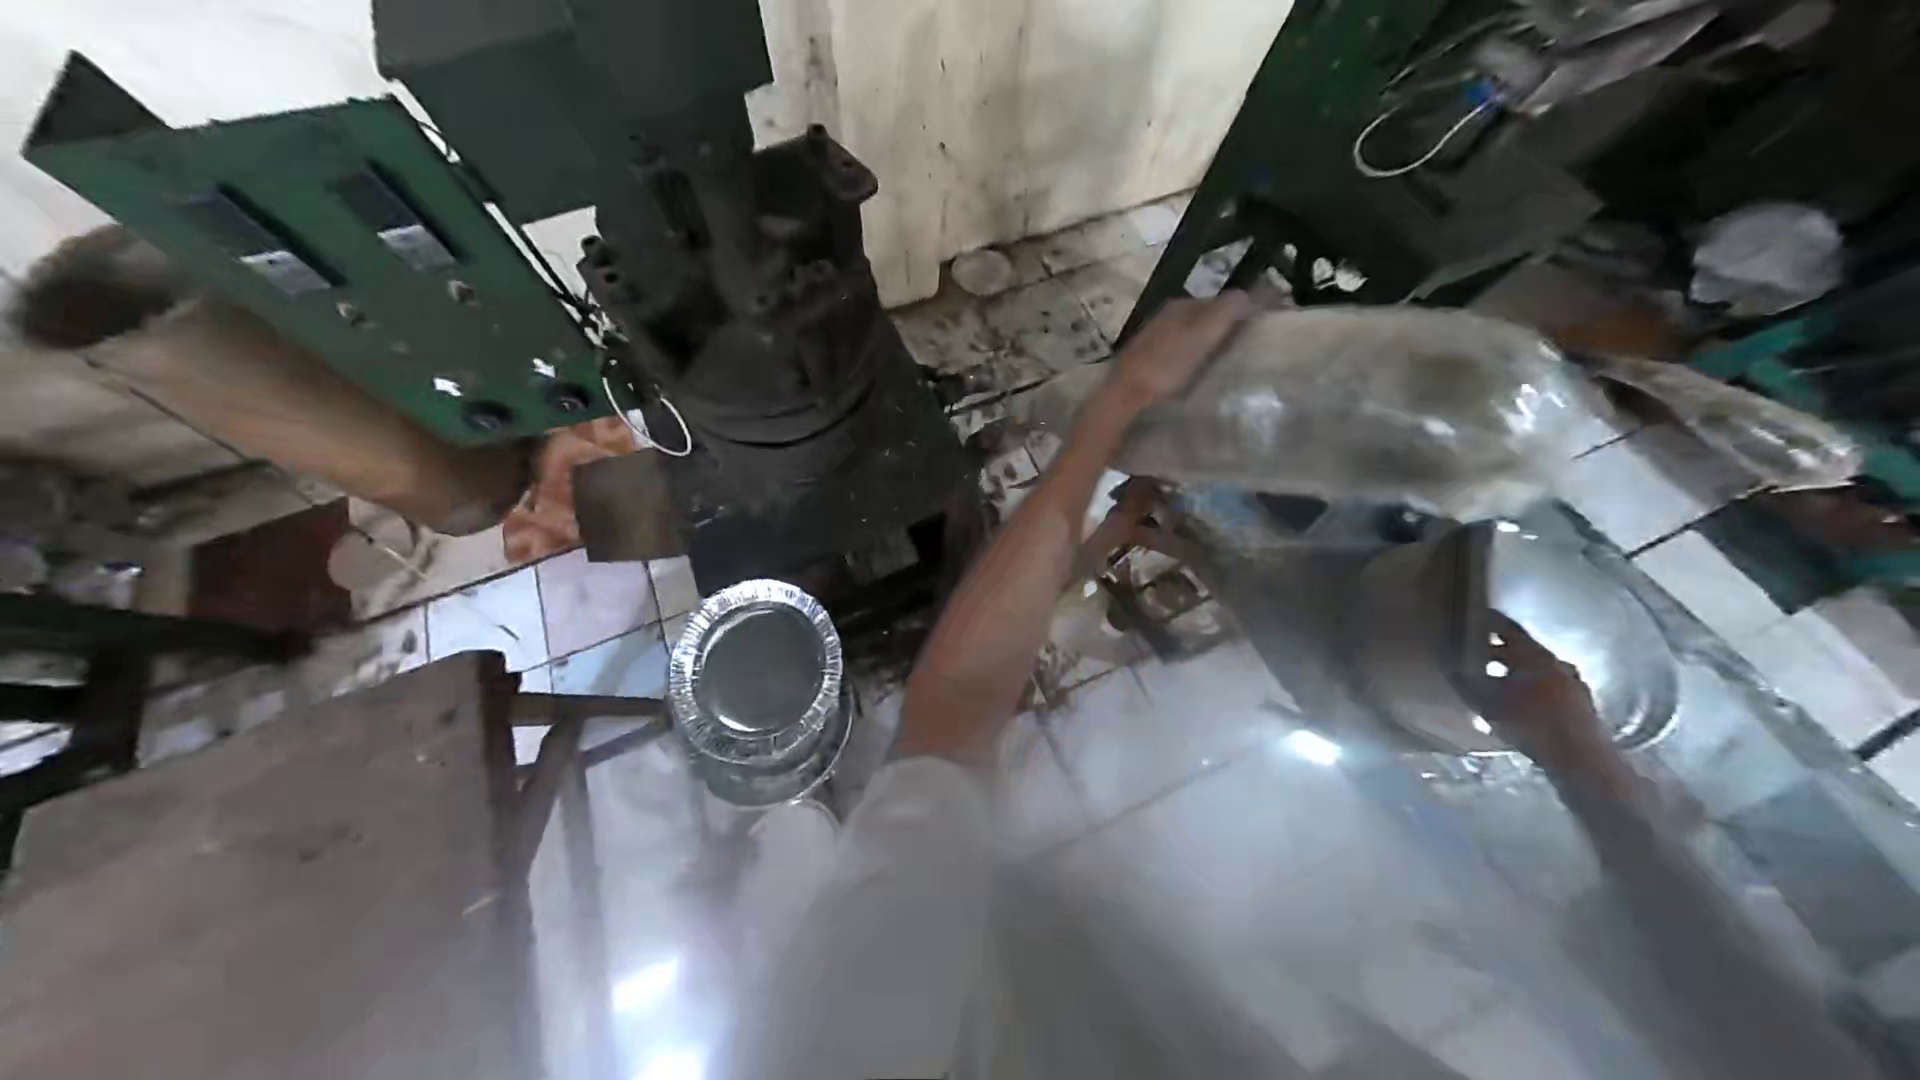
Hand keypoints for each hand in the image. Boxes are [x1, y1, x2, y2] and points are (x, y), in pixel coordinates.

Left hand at [1100, 291, 1253, 413]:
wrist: (1124, 395)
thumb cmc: (1165, 366)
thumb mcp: (1202, 335)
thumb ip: (1227, 311)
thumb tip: (1250, 293)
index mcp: (1180, 306)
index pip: (1221, 301)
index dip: (1241, 313)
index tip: (1259, 330)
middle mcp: (1164, 317)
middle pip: (1204, 319)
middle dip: (1225, 330)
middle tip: (1244, 348)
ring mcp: (1152, 339)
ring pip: (1190, 336)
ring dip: (1207, 345)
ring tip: (1223, 363)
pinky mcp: (1144, 361)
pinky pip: (1177, 353)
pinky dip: (1191, 359)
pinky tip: (1194, 373)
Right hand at [1471, 614, 1613, 770]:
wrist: (1580, 758)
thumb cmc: (1528, 722)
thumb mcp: (1485, 702)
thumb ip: (1464, 681)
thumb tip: (1448, 665)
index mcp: (1534, 656)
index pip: (1506, 628)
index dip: (1487, 621)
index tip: (1472, 616)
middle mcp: (1557, 663)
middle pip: (1522, 649)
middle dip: (1497, 651)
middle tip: (1475, 654)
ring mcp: (1574, 683)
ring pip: (1536, 668)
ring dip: (1515, 670)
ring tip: (1494, 680)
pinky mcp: (1581, 703)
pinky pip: (1549, 685)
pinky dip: (1531, 685)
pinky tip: (1518, 700)